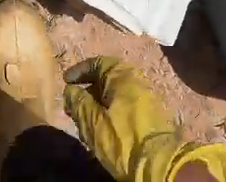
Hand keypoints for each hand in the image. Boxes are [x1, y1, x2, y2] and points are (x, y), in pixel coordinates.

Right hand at [63, 57, 225, 181]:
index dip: (79, 71)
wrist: (160, 164)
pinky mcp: (150, 115)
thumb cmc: (123, 139)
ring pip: (116, 94)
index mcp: (122, 75)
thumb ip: (78, 103)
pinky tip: (103, 129)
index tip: (65, 82)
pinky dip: (110, 112)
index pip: (97, 62)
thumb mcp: (93, 122)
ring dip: (98, 104)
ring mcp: (145, 97)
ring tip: (85, 121)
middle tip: (73, 105)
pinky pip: (125, 106)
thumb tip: (70, 90)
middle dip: (88, 90)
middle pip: (107, 78)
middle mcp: (136, 80)